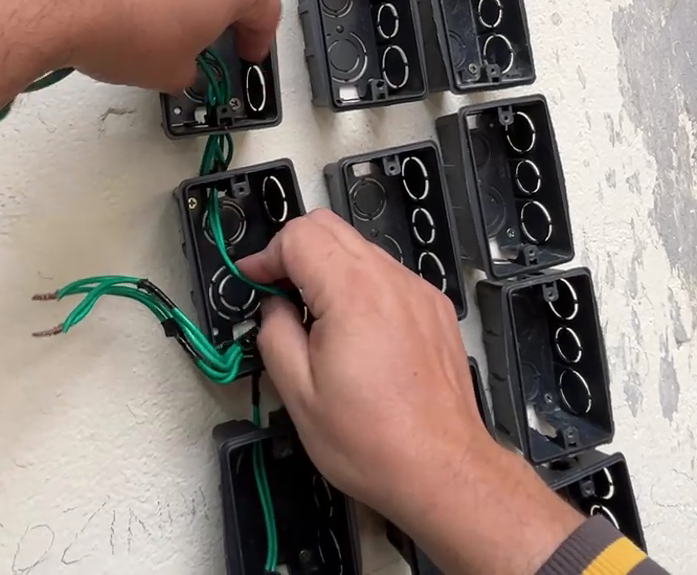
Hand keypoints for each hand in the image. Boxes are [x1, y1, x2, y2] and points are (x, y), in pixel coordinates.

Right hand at [239, 210, 583, 574]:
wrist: (442, 470)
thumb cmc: (375, 442)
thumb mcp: (298, 394)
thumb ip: (274, 333)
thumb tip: (272, 306)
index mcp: (352, 293)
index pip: (299, 235)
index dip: (267, 254)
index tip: (254, 278)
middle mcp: (389, 280)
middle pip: (329, 225)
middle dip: (294, 249)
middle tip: (277, 289)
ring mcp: (416, 290)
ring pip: (359, 246)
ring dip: (328, 265)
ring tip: (316, 317)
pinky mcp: (433, 306)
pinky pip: (387, 273)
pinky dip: (361, 284)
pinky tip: (355, 329)